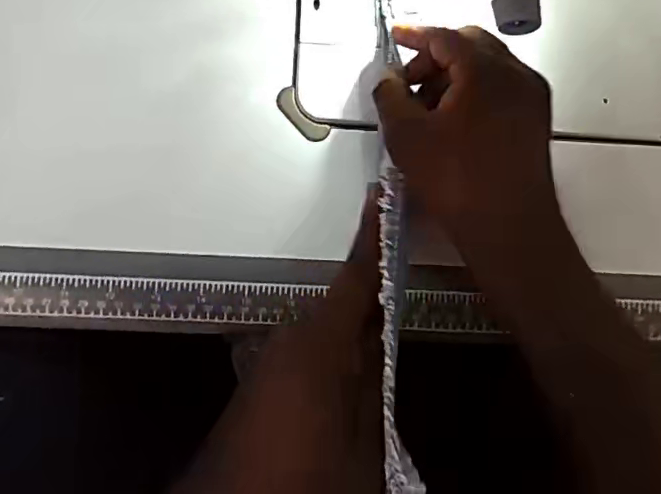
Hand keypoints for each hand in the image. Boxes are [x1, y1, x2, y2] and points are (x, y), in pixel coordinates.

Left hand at [173, 196, 380, 493]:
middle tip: (400, 280)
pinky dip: (328, 351)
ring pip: (323, 330)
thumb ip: (371, 387)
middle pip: (341, 305)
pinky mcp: (260, 375)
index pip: (356, 280)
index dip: (373, 238)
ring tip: (381, 334)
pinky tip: (346, 371)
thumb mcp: (362, 451)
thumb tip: (380, 339)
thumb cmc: (305, 481)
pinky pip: (305, 350)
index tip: (381, 195)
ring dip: (350, 331)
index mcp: (320, 346)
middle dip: (370, 299)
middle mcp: (290, 337)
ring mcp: (271, 354)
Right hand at [371, 25, 557, 245]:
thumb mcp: (406, 134)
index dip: (415, 34)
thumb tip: (388, 79)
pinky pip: (500, 87)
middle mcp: (516, 77)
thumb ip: (389, 94)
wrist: (510, 231)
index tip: (397, 36)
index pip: (445, 37)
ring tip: (424, 103)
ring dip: (453, 73)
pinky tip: (450, 118)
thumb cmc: (460, 182)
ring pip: (487, 65)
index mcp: (487, 71)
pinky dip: (473, 89)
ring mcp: (531, 99)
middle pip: (470, 45)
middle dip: (435, 55)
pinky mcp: (535, 121)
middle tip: (408, 77)